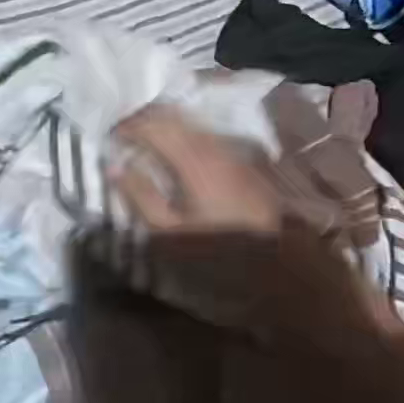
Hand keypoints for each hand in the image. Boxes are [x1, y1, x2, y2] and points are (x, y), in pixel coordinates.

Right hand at [108, 104, 403, 381]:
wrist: (297, 287)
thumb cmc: (225, 265)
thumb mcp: (171, 238)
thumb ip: (141, 197)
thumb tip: (114, 165)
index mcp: (194, 161)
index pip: (152, 122)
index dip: (125, 124)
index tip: (106, 136)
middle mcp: (218, 148)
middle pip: (175, 115)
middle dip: (144, 119)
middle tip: (121, 135)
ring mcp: (239, 157)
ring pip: (194, 125)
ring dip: (166, 127)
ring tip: (145, 145)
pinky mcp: (251, 169)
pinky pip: (209, 139)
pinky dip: (186, 139)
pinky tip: (179, 158)